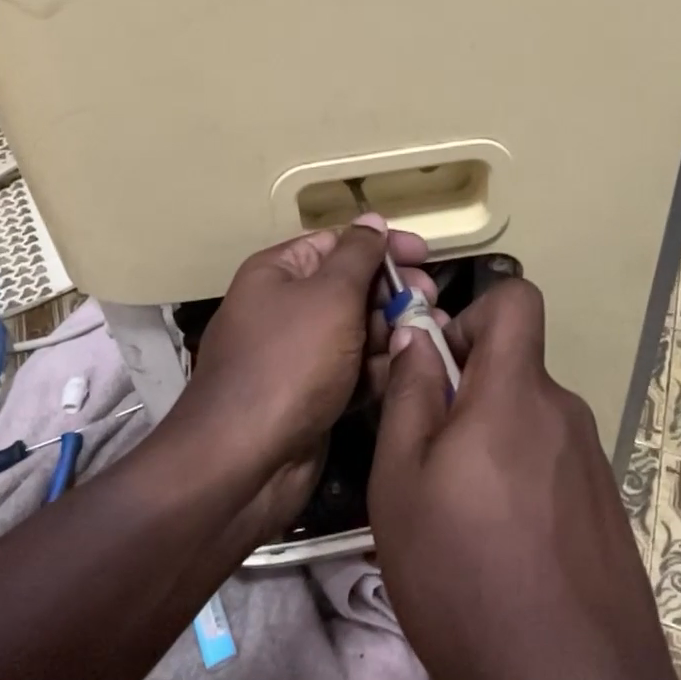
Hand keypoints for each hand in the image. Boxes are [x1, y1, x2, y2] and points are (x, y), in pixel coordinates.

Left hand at [179, 214, 433, 532]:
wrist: (245, 461)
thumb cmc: (289, 362)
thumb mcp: (329, 296)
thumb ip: (358, 255)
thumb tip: (371, 219)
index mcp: (279, 273)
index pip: (337, 243)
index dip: (382, 245)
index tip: (425, 254)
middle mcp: (287, 308)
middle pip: (351, 286)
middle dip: (394, 291)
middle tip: (431, 301)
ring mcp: (301, 356)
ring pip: (359, 330)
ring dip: (396, 329)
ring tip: (435, 333)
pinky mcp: (315, 396)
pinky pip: (355, 370)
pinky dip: (383, 366)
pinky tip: (415, 365)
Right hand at [368, 280, 675, 679]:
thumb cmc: (462, 574)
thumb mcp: (403, 482)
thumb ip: (409, 395)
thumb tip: (417, 334)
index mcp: (517, 393)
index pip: (517, 300)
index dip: (473, 315)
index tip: (439, 368)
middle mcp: (564, 413)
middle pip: (514, 369)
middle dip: (467, 394)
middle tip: (428, 462)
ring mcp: (591, 462)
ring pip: (528, 422)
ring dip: (489, 445)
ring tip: (458, 517)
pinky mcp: (604, 507)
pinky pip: (550, 465)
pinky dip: (518, 482)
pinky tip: (500, 548)